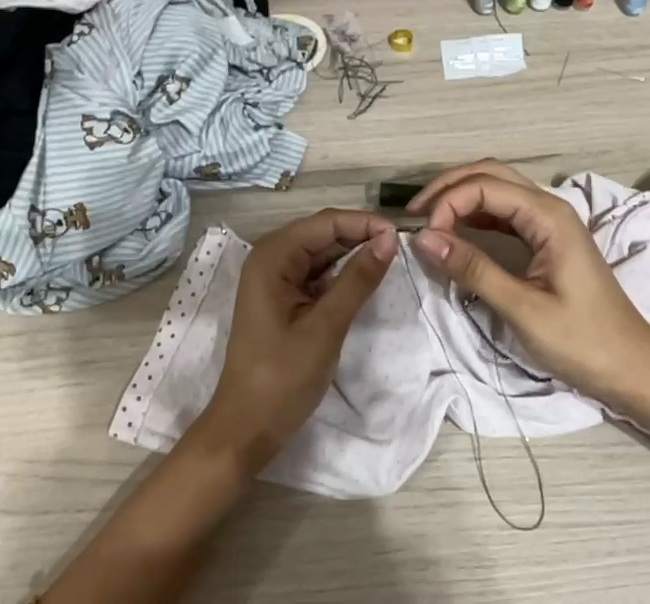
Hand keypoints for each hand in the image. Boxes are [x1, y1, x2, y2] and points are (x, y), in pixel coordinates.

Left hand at [197, 209, 398, 463]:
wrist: (246, 428)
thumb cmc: (282, 377)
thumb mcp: (326, 326)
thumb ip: (357, 280)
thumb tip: (388, 240)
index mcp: (272, 257)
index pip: (325, 222)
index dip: (364, 223)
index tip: (401, 234)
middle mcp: (270, 259)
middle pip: (322, 233)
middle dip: (360, 235)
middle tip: (402, 246)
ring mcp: (275, 280)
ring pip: (321, 253)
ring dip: (353, 253)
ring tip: (391, 259)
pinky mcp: (282, 300)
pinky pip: (316, 275)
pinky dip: (341, 274)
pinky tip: (366, 279)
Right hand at [407, 160, 649, 405]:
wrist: (634, 369)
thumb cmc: (583, 342)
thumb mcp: (522, 309)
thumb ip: (473, 269)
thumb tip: (423, 239)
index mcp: (549, 216)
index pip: (485, 185)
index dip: (448, 202)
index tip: (424, 236)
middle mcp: (550, 208)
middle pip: (490, 175)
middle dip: (449, 188)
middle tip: (414, 216)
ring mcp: (550, 224)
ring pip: (497, 190)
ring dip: (460, 198)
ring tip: (427, 223)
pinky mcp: (547, 242)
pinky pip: (504, 214)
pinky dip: (475, 216)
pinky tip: (455, 234)